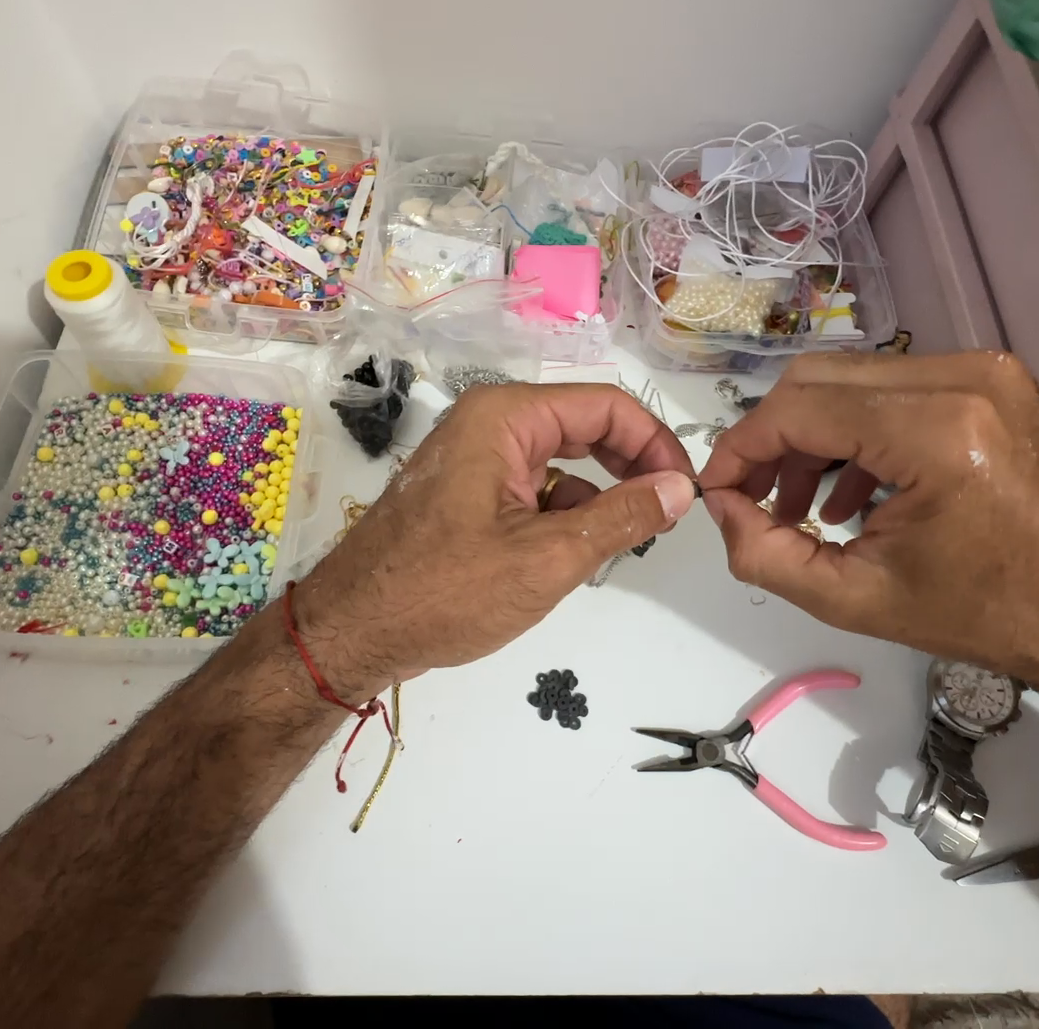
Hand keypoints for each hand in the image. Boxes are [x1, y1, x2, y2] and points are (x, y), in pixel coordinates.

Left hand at [291, 383, 696, 690]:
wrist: (353, 632)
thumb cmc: (446, 591)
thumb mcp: (548, 557)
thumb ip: (622, 517)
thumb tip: (681, 488)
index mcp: (504, 417)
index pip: (605, 406)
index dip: (654, 442)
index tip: (685, 490)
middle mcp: (488, 423)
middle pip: (583, 425)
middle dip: (631, 464)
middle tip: (666, 511)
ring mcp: (474, 457)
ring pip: (560, 459)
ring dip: (599, 492)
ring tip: (625, 536)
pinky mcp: (467, 491)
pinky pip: (532, 485)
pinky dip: (563, 510)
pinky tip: (576, 548)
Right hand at [697, 352, 1038, 692]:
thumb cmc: (985, 617)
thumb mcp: (853, 600)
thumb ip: (764, 554)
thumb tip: (718, 505)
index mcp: (934, 430)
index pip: (797, 410)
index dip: (740, 448)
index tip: (717, 491)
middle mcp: (962, 377)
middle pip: (817, 380)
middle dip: (770, 439)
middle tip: (752, 499)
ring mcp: (985, 371)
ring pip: (851, 380)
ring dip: (809, 437)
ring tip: (799, 507)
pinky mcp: (995, 382)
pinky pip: (893, 389)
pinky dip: (854, 432)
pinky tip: (850, 495)